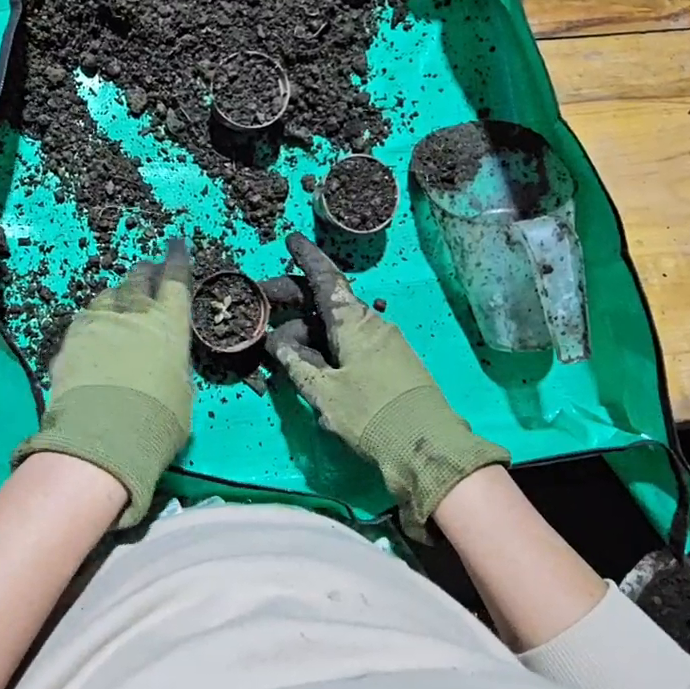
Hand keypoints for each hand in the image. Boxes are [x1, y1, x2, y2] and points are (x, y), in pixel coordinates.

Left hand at [13, 240, 194, 527]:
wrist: (103, 434)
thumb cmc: (157, 421)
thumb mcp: (182, 394)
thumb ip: (174, 367)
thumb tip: (166, 363)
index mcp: (169, 324)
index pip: (176, 280)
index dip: (177, 259)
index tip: (175, 244)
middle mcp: (134, 313)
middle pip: (138, 279)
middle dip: (144, 272)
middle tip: (146, 272)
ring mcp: (98, 321)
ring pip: (107, 295)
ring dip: (115, 297)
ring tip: (116, 304)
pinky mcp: (71, 338)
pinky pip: (83, 319)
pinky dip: (91, 322)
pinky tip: (91, 334)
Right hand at [268, 232, 508, 540]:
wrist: (427, 448)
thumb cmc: (371, 413)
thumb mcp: (323, 391)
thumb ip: (296, 362)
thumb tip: (276, 341)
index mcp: (353, 321)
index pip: (326, 278)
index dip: (307, 258)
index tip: (291, 240)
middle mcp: (368, 324)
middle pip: (325, 301)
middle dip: (292, 299)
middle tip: (262, 304)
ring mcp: (381, 344)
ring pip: (334, 327)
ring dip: (304, 333)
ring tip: (278, 354)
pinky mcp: (387, 365)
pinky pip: (346, 345)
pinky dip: (322, 348)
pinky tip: (306, 369)